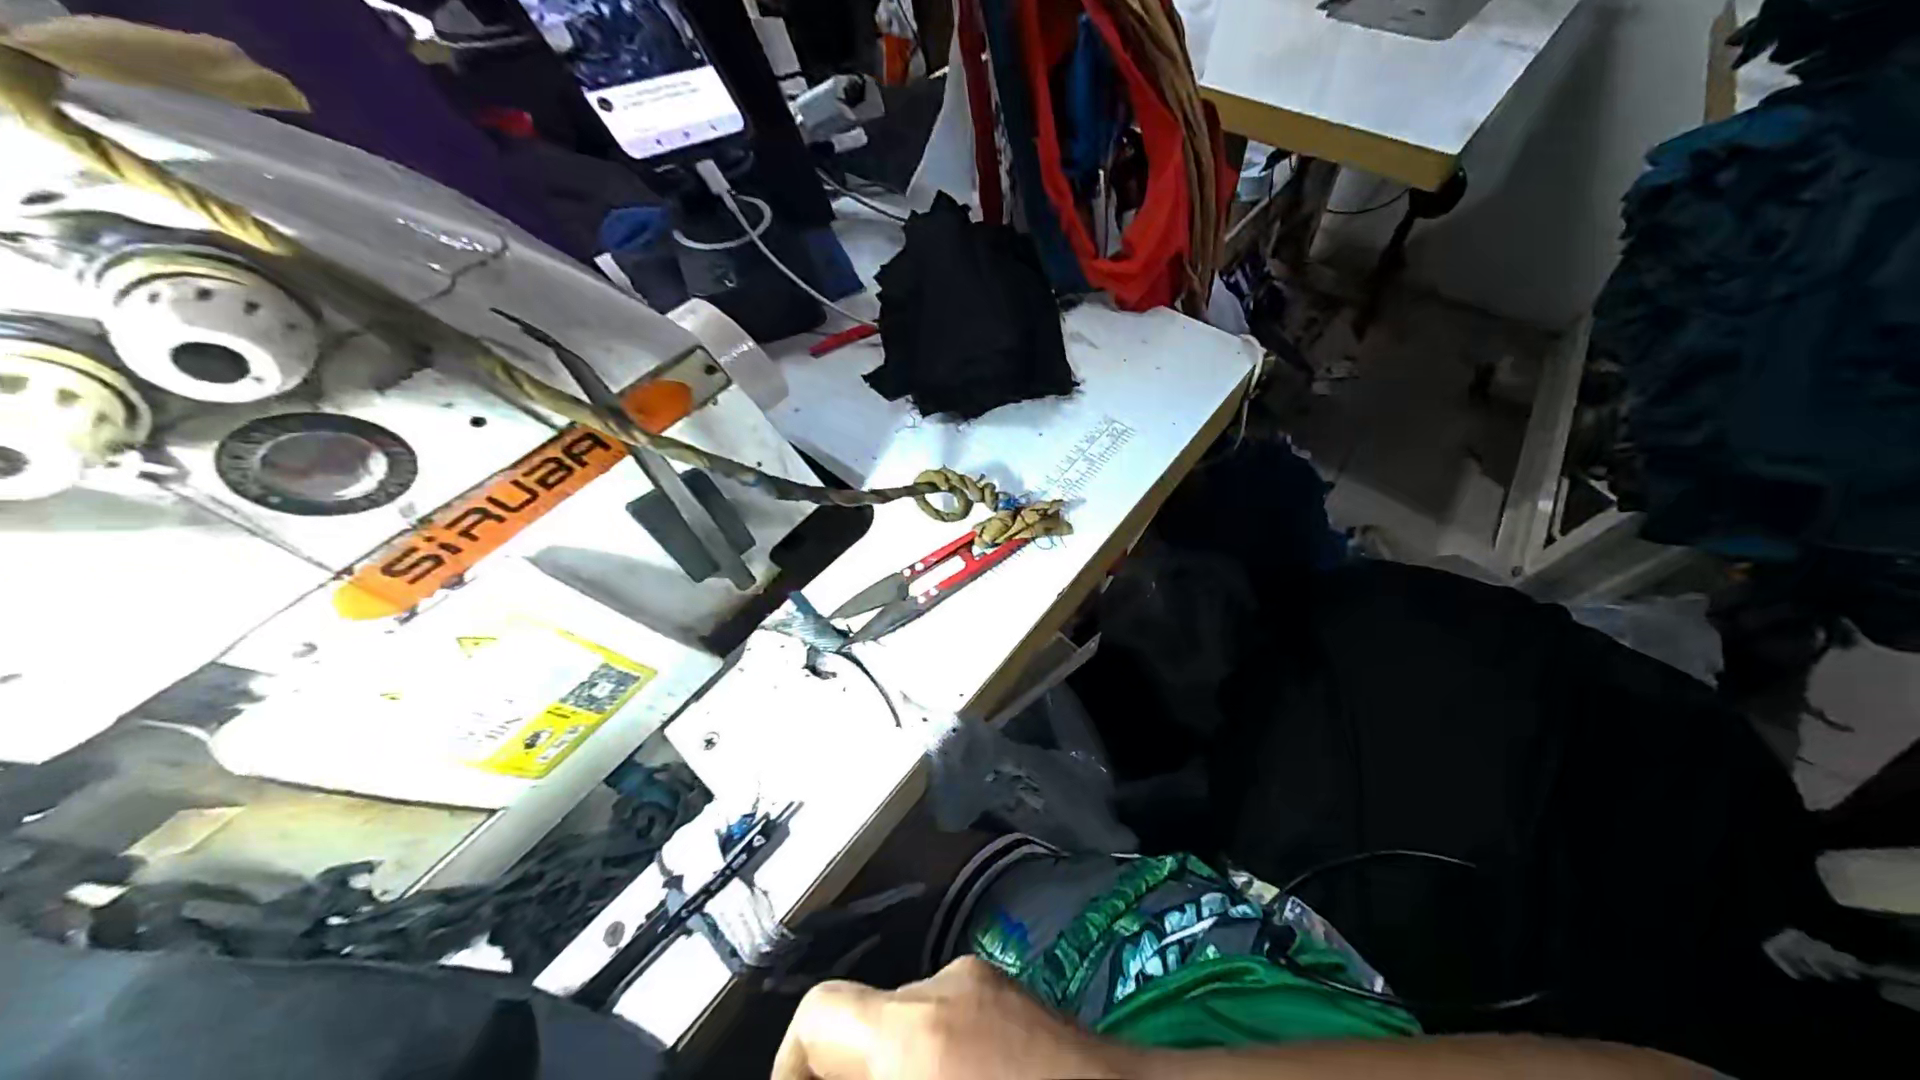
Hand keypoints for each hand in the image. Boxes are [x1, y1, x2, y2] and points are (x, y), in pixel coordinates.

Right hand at [771, 956, 1126, 1079]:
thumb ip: (874, 1071)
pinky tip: (958, 1078)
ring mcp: (986, 980)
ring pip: (904, 1016)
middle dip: (847, 1071)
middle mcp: (947, 984)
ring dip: (891, 1062)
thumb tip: (839, 1067)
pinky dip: (932, 1053)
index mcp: (918, 1030)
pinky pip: (947, 1016)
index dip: (791, 1066)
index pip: (819, 1013)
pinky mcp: (1015, 988)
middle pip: (860, 1015)